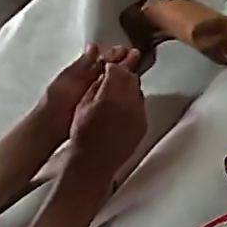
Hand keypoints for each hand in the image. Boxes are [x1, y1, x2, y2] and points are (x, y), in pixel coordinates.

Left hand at [37, 43, 134, 140]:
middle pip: (109, 70)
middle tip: (137, 56)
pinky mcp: (98, 109)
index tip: (128, 50)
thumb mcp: (69, 79)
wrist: (52, 127)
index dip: (115, 55)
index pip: (102, 60)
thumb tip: (95, 47)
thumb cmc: (57, 102)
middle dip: (122, 63)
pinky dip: (120, 93)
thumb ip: (83, 65)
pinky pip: (111, 98)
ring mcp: (94, 96)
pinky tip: (129, 91)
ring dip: (123, 77)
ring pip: (111, 83)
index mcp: (82, 72)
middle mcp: (89, 82)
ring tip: (136, 71)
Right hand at [62, 51, 144, 182]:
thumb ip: (96, 85)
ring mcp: (139, 116)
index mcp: (110, 96)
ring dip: (129, 87)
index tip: (107, 65)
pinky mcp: (143, 125)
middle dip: (122, 74)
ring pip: (138, 91)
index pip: (117, 70)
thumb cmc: (83, 133)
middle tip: (114, 75)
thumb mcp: (83, 105)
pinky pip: (141, 106)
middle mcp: (129, 104)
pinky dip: (134, 101)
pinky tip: (124, 106)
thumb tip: (105, 72)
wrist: (94, 161)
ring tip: (118, 91)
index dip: (112, 66)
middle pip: (131, 78)